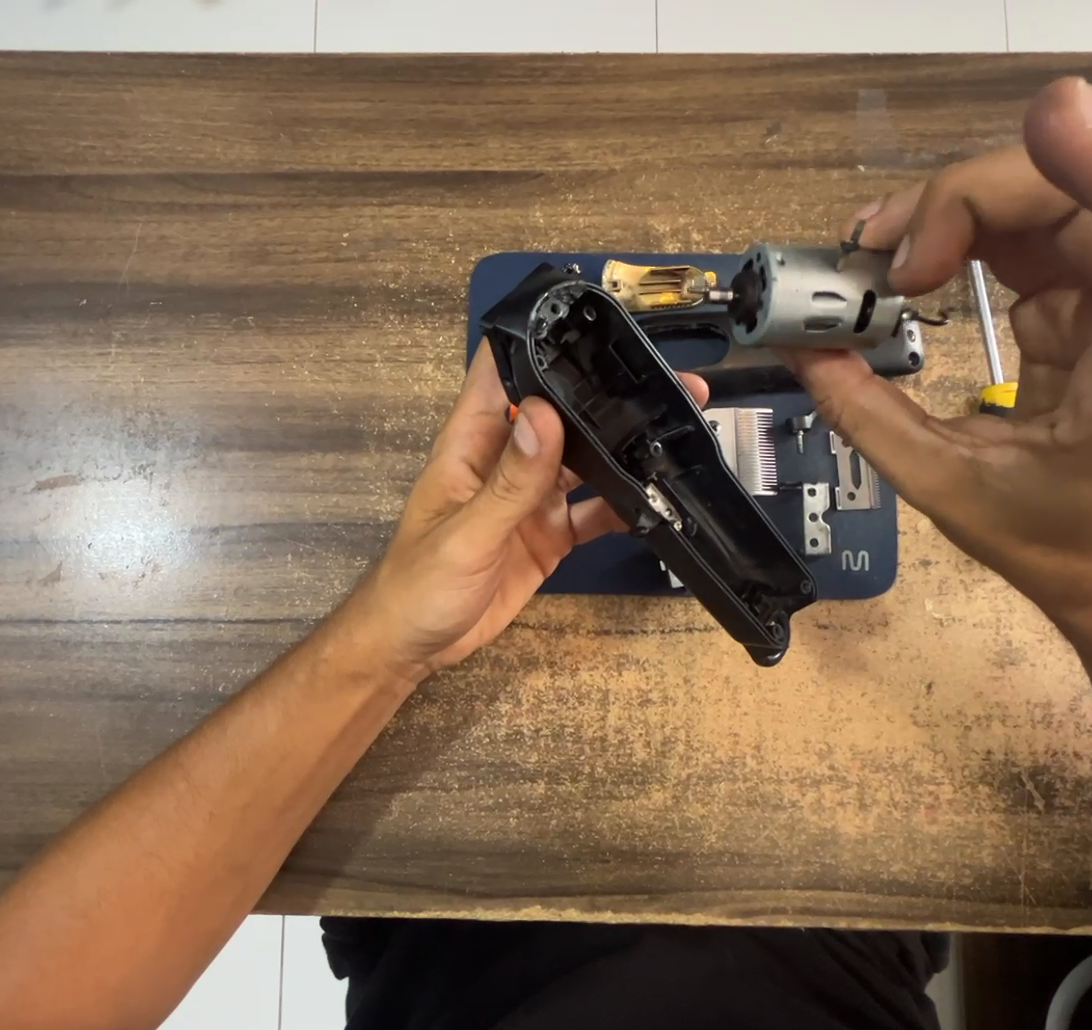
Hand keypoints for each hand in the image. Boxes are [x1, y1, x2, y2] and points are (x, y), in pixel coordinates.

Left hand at [343, 342, 707, 680]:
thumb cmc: (418, 584)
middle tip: (664, 379)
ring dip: (623, 446)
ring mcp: (531, 498)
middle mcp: (506, 459)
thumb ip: (507, 482)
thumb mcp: (465, 533)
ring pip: (584, 459)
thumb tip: (543, 415)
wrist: (416, 645)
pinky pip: (593, 511)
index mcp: (472, 442)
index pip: (503, 371)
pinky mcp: (549, 534)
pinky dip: (623, 505)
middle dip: (604, 394)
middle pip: (560, 412)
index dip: (540, 340)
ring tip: (674, 427)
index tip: (593, 322)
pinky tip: (656, 497)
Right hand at [787, 77, 1091, 639]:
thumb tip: (799, 346)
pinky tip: (901, 253)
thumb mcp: (944, 486)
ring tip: (869, 250)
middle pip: (1091, 194)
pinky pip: (1025, 220)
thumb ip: (865, 413)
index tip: (1049, 124)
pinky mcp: (1090, 285)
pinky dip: (955, 223)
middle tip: (875, 252)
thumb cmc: (1058, 537)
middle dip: (972, 197)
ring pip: (1055, 191)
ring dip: (954, 202)